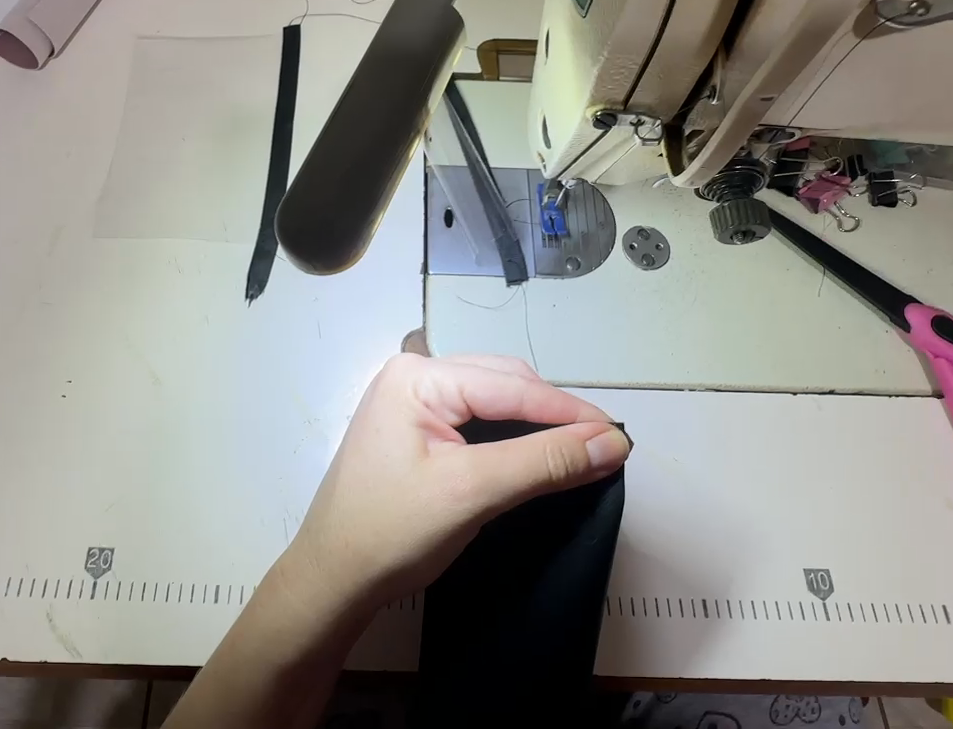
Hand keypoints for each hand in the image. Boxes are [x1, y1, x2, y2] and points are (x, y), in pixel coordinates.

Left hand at [279, 353, 631, 617]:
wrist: (332, 579)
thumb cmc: (392, 533)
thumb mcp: (472, 493)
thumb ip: (543, 462)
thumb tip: (612, 442)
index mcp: (417, 376)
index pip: (510, 386)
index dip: (568, 412)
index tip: (620, 436)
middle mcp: (414, 374)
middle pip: (503, 383)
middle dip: (553, 413)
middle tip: (603, 446)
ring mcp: (411, 399)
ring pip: (493, 398)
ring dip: (535, 422)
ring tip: (578, 448)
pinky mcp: (416, 426)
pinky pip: (476, 417)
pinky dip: (511, 434)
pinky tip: (535, 451)